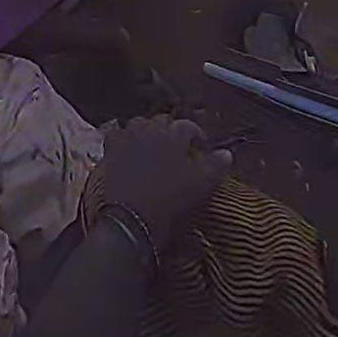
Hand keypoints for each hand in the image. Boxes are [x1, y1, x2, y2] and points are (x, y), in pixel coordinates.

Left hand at [100, 116, 230, 238]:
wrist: (132, 214)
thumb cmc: (170, 199)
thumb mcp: (200, 185)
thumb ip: (215, 166)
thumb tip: (227, 153)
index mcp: (172, 135)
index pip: (188, 126)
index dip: (196, 135)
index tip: (201, 147)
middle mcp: (149, 129)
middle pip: (162, 121)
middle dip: (171, 130)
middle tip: (177, 147)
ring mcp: (127, 136)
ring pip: (139, 124)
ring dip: (147, 130)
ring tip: (153, 145)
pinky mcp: (110, 148)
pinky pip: (117, 134)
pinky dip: (123, 137)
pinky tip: (127, 147)